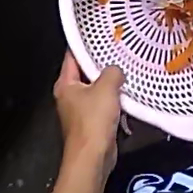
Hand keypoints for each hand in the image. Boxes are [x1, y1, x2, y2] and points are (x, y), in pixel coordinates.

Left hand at [53, 52, 122, 172]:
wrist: (92, 158)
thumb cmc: (93, 120)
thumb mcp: (106, 88)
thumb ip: (113, 72)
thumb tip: (116, 70)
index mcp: (65, 84)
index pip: (72, 56)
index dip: (85, 43)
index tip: (100, 33)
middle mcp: (69, 95)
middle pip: (85, 72)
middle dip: (101, 63)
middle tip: (118, 50)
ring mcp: (79, 109)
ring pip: (96, 88)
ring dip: (110, 83)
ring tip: (126, 69)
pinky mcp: (90, 122)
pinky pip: (103, 104)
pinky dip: (113, 99)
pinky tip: (127, 94)